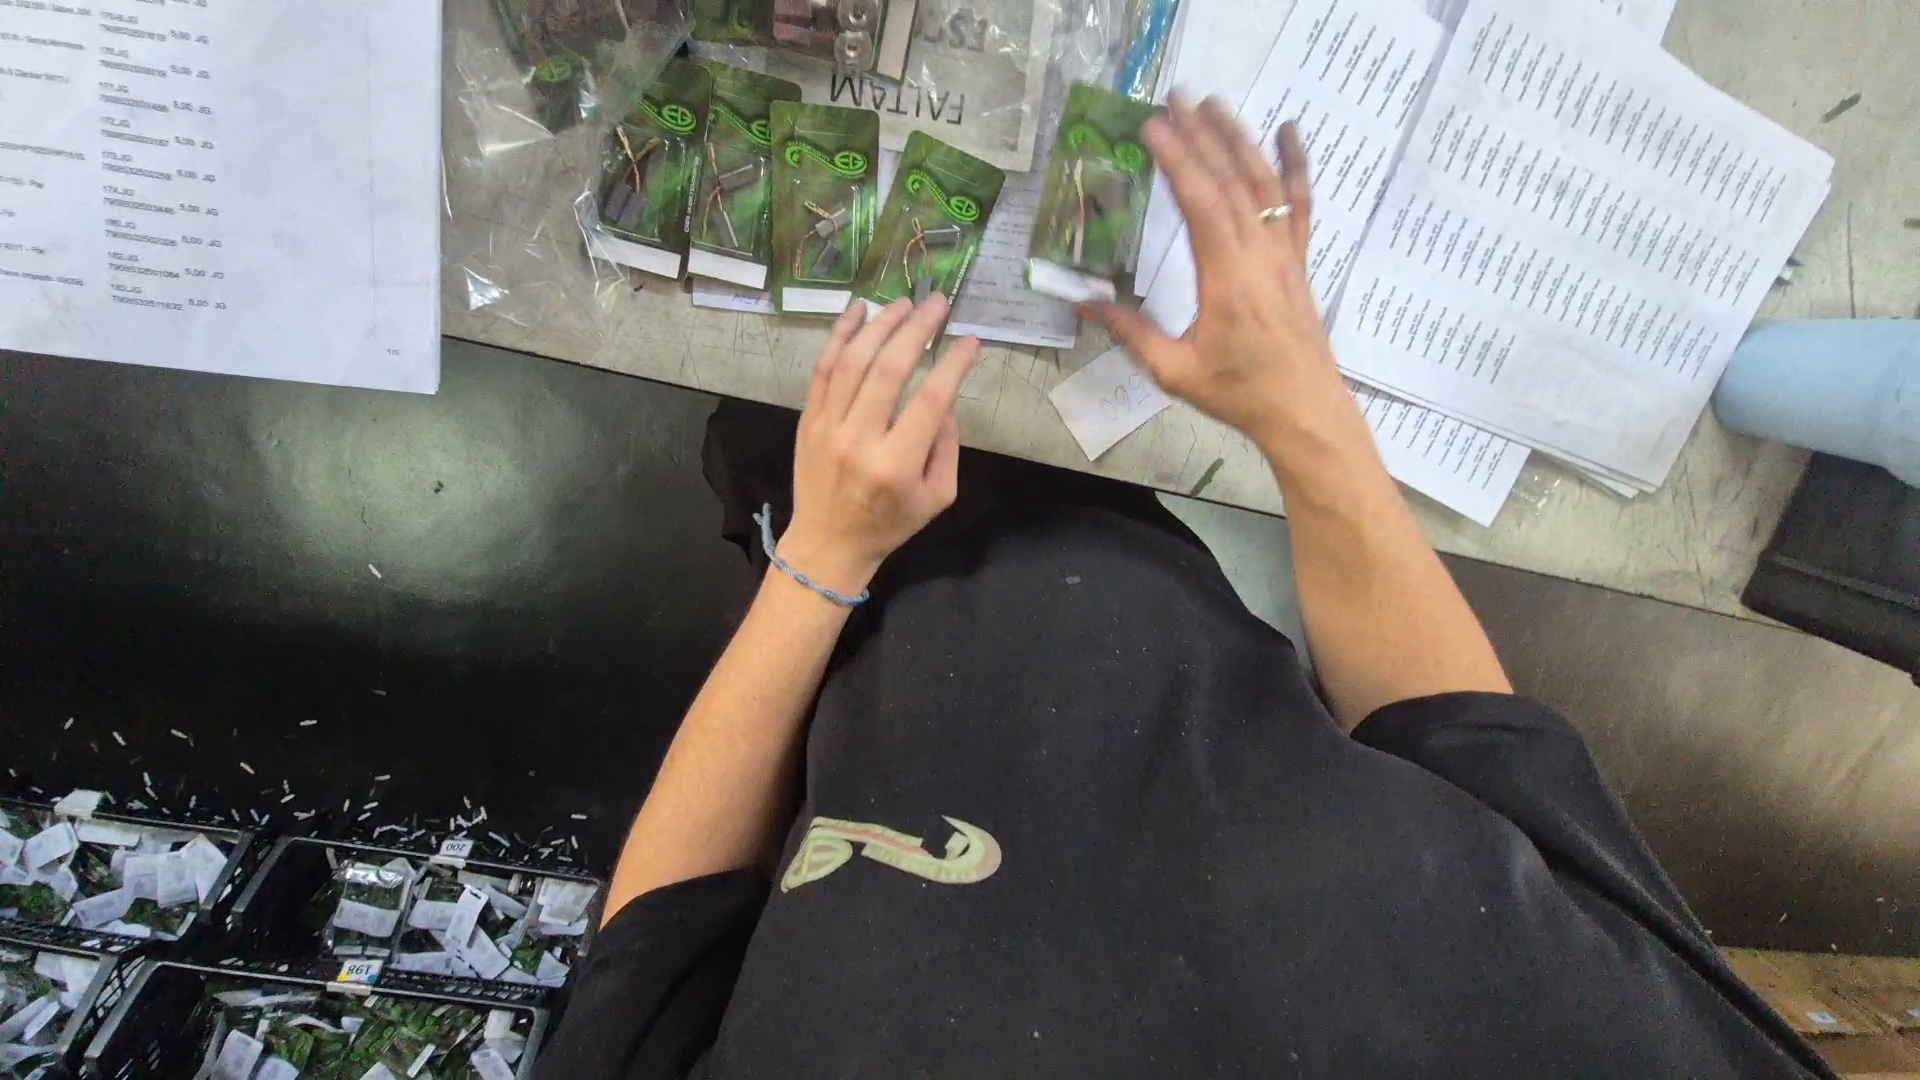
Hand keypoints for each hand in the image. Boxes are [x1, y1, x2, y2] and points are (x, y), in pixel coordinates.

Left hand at [780, 295, 978, 597]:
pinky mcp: (808, 419)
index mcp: (896, 465)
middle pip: (889, 370)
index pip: (930, 400)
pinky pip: (823, 369)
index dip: (952, 364)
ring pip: (853, 361)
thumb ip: (946, 448)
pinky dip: (840, 335)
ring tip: (904, 303)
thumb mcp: (937, 498)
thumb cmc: (889, 523)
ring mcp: (828, 427)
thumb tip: (944, 400)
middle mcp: (860, 440)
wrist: (827, 543)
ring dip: (881, 325)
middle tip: (937, 303)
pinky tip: (859, 311)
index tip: (969, 341)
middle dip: (917, 329)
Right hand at [1083, 95, 1357, 460]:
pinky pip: (1301, 203)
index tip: (1153, 128)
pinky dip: (1297, 165)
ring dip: (1239, 139)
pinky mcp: (1299, 260)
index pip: (1202, 205)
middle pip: (1232, 182)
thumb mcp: (1174, 371)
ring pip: (1265, 184)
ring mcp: (1286, 253)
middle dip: (1202, 136)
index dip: (1177, 162)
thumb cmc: (1237, 393)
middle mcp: (1261, 254)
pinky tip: (1290, 131)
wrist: (1302, 409)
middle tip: (1176, 98)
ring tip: (1213, 103)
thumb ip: (1131, 334)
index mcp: (1228, 280)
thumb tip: (1083, 307)